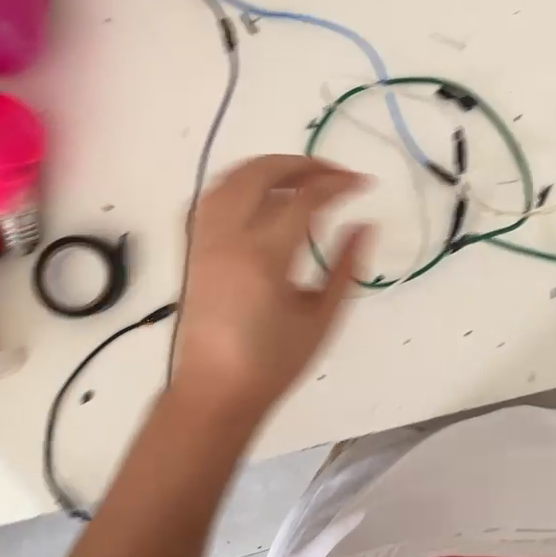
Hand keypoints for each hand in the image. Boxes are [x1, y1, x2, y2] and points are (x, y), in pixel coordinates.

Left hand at [167, 156, 370, 426]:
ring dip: (268, 169)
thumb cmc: (273, 363)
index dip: (338, 184)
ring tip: (300, 178)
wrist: (214, 392)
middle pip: (261, 174)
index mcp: (264, 258)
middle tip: (334, 174)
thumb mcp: (322, 318)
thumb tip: (365, 224)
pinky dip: (237, 184)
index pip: (305, 199)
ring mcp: (202, 241)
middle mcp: (227, 239)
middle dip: (303, 164)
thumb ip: (345, 266)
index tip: (363, 184)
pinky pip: (210, 198)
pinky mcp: (190, 249)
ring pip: (230, 179)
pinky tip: (260, 197)